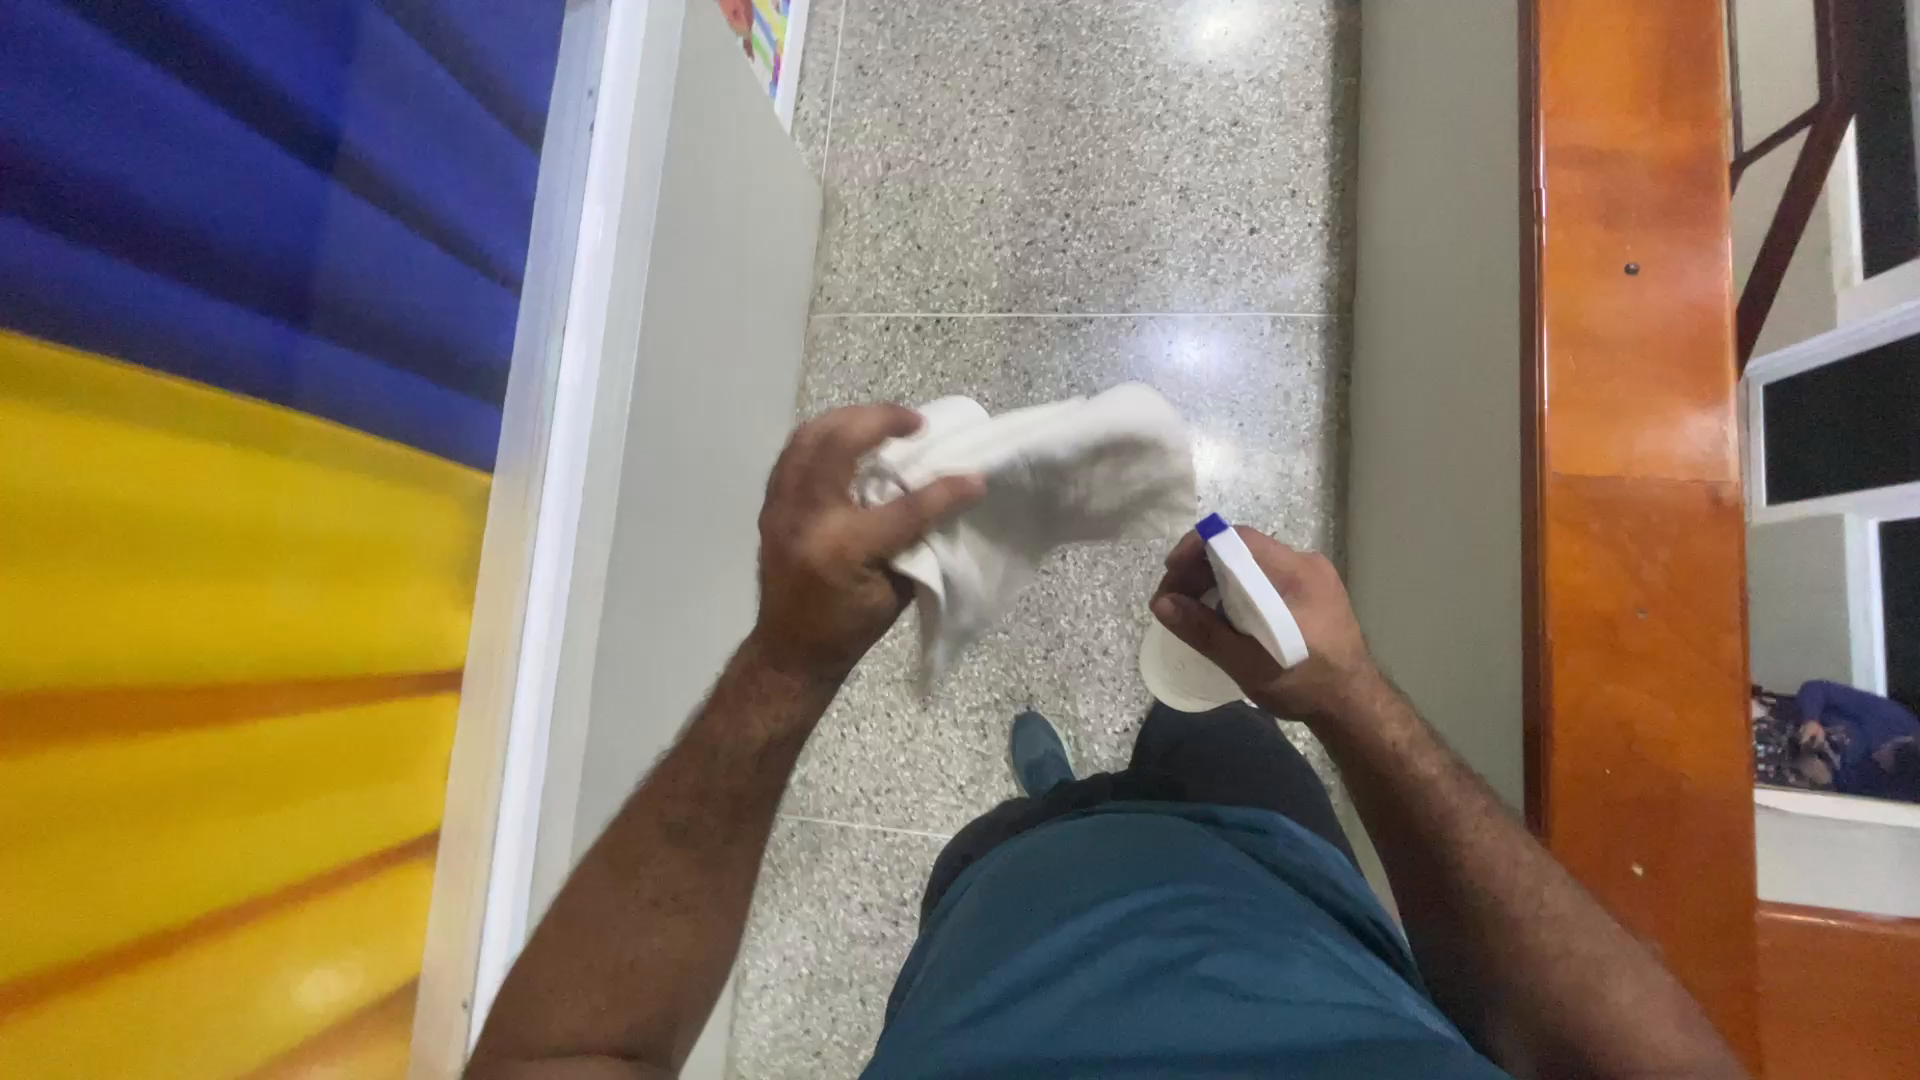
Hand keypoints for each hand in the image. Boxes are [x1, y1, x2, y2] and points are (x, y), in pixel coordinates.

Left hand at [748, 405, 985, 683]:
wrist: (791, 650)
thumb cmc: (850, 628)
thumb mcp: (897, 593)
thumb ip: (918, 541)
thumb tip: (945, 500)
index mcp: (845, 549)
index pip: (905, 507)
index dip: (946, 490)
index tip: (975, 477)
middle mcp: (808, 519)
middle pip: (841, 443)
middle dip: (883, 419)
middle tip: (916, 423)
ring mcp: (782, 508)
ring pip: (810, 436)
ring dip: (850, 418)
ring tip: (881, 421)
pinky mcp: (771, 505)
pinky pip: (794, 452)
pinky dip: (823, 436)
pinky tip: (847, 438)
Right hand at [1149, 527, 1382, 723]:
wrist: (1355, 708)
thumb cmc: (1305, 684)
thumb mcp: (1248, 663)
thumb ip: (1203, 631)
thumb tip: (1161, 605)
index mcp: (1296, 573)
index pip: (1237, 539)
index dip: (1196, 548)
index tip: (1170, 572)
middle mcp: (1305, 564)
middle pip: (1239, 550)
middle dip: (1199, 570)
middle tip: (1173, 601)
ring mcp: (1310, 578)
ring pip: (1248, 565)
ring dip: (1214, 582)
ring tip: (1192, 611)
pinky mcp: (1310, 593)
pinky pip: (1262, 578)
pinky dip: (1235, 590)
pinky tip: (1222, 617)